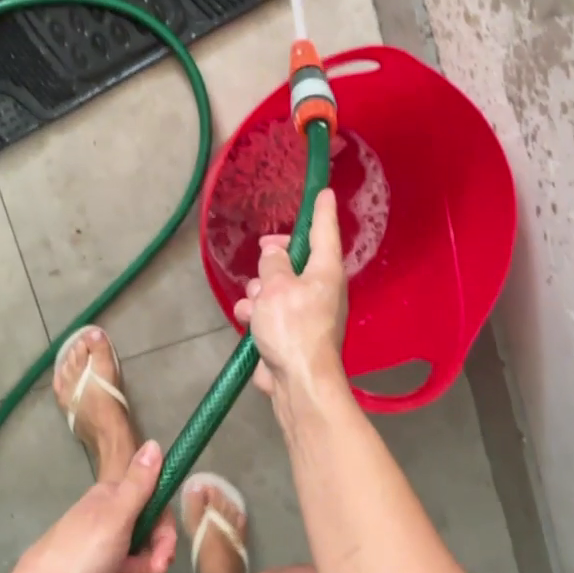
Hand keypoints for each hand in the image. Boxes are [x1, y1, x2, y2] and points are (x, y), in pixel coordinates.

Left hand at [4, 440, 177, 572]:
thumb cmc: (78, 557)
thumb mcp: (114, 517)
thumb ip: (139, 483)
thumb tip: (155, 442)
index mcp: (112, 500)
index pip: (156, 510)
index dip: (164, 536)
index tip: (162, 557)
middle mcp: (108, 522)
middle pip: (149, 545)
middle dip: (143, 568)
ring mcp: (101, 553)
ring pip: (138, 571)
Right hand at [233, 188, 347, 400]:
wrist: (298, 381)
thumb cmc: (292, 327)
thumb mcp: (276, 286)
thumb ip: (273, 263)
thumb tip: (274, 253)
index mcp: (326, 271)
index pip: (325, 232)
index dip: (322, 211)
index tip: (325, 191)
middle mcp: (321, 288)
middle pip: (295, 260)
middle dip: (274, 258)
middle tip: (262, 251)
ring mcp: (307, 312)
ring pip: (277, 287)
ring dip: (259, 291)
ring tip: (253, 305)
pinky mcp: (292, 332)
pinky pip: (270, 311)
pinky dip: (257, 313)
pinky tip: (248, 321)